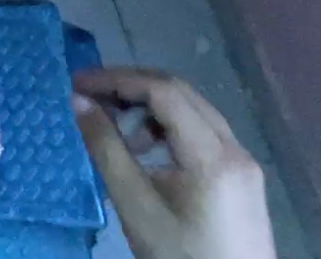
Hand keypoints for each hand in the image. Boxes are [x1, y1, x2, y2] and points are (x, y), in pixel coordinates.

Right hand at [73, 68, 275, 258]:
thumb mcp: (134, 203)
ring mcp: (243, 165)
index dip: (115, 79)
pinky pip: (200, 131)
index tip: (77, 85)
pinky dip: (165, 125)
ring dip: (146, 106)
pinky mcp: (241, 178)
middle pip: (178, 92)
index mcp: (213, 156)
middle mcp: (235, 151)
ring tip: (115, 129)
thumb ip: (105, 146)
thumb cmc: (180, 257)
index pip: (162, 91)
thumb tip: (79, 100)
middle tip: (90, 96)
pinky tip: (145, 151)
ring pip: (190, 109)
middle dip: (129, 85)